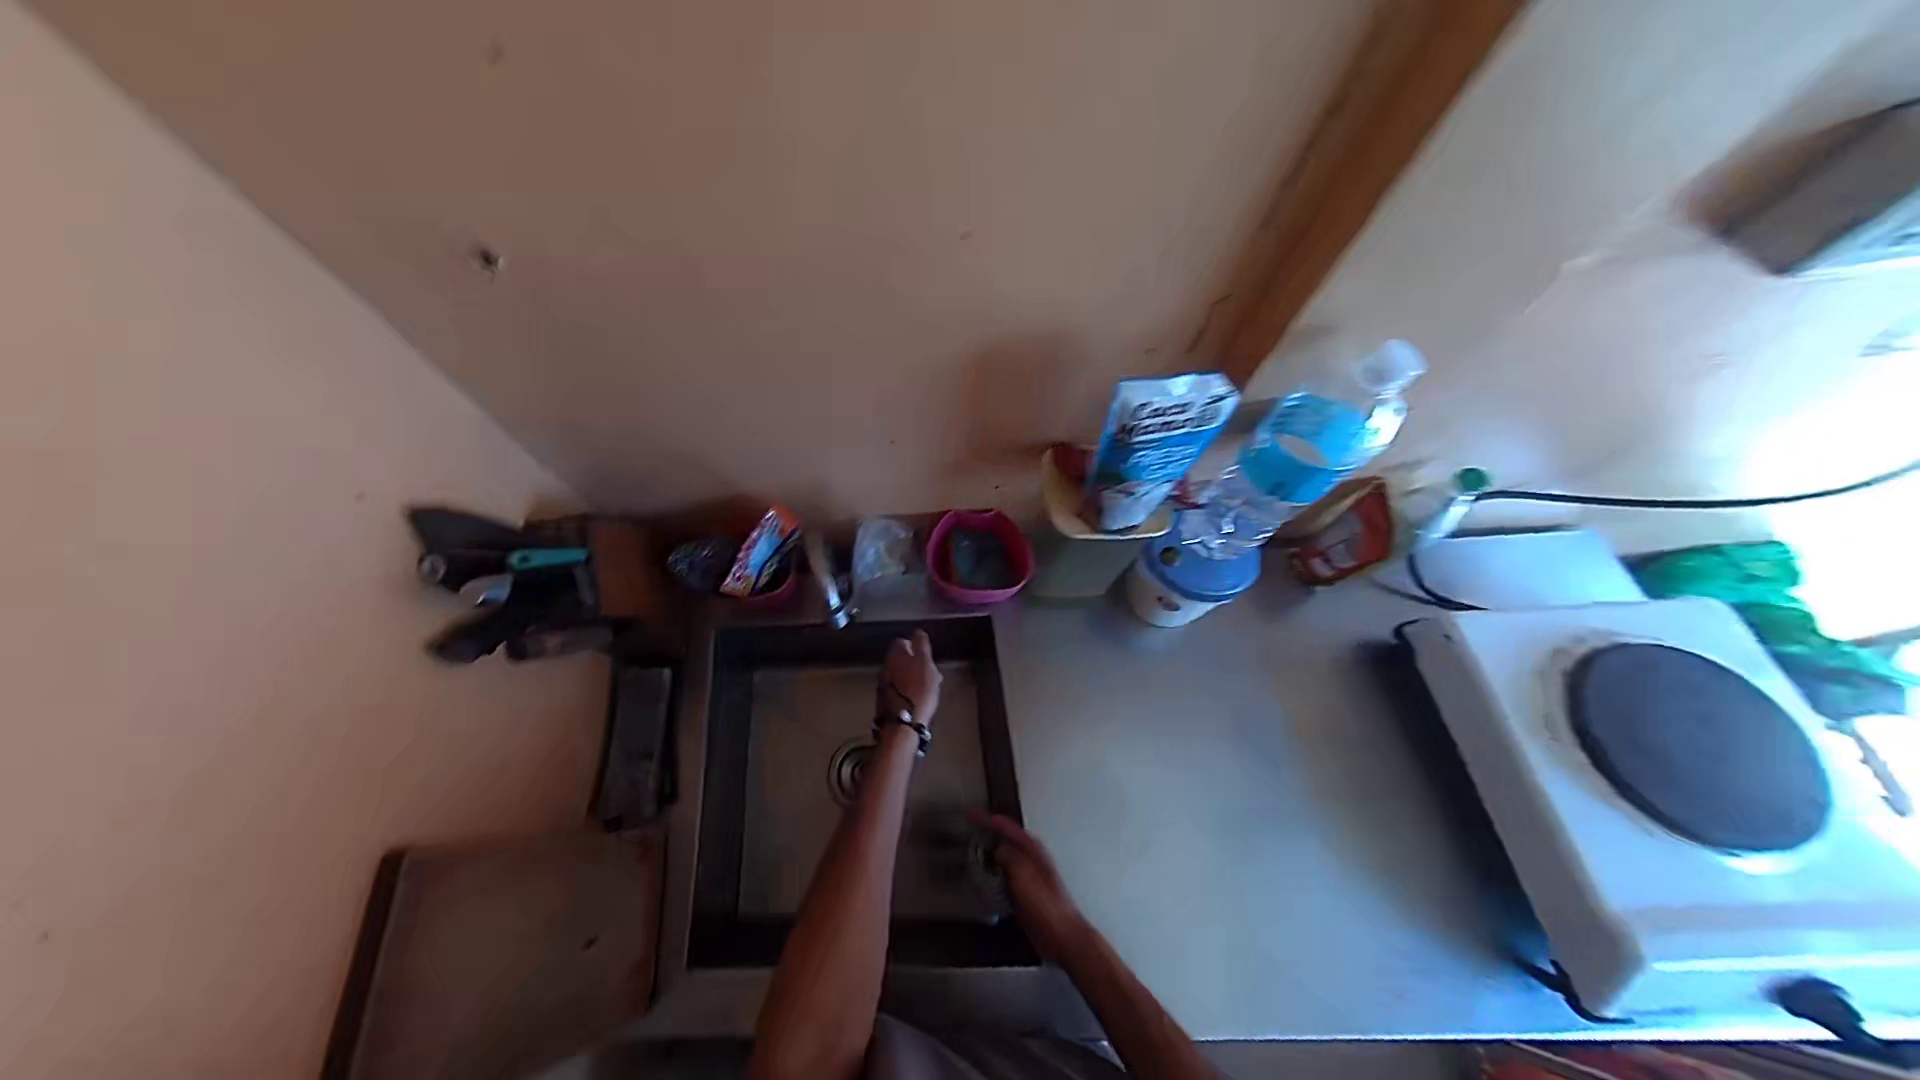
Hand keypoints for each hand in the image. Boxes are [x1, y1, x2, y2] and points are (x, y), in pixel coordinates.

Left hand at [880, 628, 940, 728]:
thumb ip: (921, 645)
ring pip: (899, 674)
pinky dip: (906, 690)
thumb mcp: (925, 663)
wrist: (903, 723)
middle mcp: (885, 667)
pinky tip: (916, 699)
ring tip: (926, 687)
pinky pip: (898, 689)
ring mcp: (883, 685)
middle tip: (930, 672)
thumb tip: (918, 631)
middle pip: (899, 659)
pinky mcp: (885, 701)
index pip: (901, 641)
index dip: (914, 645)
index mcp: (894, 655)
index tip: (926, 654)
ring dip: (911, 677)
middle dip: (914, 663)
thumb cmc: (918, 690)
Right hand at [976, 813, 1091, 962]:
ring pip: (1004, 858)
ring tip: (974, 851)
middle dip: (987, 833)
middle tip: (971, 828)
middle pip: (1006, 839)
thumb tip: (997, 851)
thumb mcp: (1025, 877)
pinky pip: (1004, 876)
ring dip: (988, 853)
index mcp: (1034, 851)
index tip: (973, 815)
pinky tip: (984, 880)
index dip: (988, 820)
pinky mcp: (1025, 892)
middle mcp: (1032, 860)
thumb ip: (1009, 858)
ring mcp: (1029, 876)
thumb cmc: (1050, 910)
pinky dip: (992, 874)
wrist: (1062, 937)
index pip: (1007, 827)